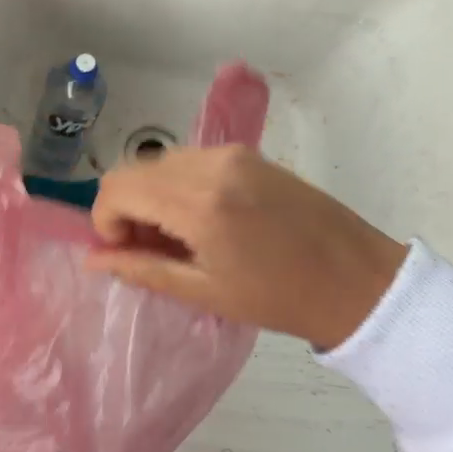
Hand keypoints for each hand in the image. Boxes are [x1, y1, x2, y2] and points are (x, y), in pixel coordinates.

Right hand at [87, 145, 407, 349]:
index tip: (125, 251)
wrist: (358, 280)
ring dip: (152, 196)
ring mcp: (231, 154)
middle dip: (127, 209)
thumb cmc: (280, 298)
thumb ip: (142, 269)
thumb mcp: (204, 292)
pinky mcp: (247, 153)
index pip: (117, 188)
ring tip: (179, 237)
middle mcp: (210, 165)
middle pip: (133, 171)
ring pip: (159, 163)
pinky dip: (178, 185)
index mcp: (198, 203)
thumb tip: (93, 260)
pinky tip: (203, 219)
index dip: (105, 221)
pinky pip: (190, 161)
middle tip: (151, 249)